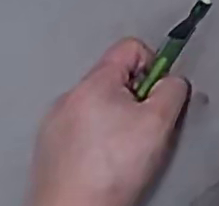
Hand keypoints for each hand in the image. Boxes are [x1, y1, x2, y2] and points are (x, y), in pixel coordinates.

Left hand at [29, 38, 190, 205]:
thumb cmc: (113, 171)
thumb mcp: (158, 123)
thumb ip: (173, 89)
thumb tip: (172, 81)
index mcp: (94, 81)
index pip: (131, 47)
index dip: (152, 66)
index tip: (155, 97)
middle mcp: (69, 95)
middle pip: (114, 78)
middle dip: (133, 99)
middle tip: (140, 131)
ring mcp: (53, 124)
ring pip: (96, 105)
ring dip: (112, 120)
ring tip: (119, 153)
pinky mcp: (45, 151)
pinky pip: (78, 129)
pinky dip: (92, 141)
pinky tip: (99, 166)